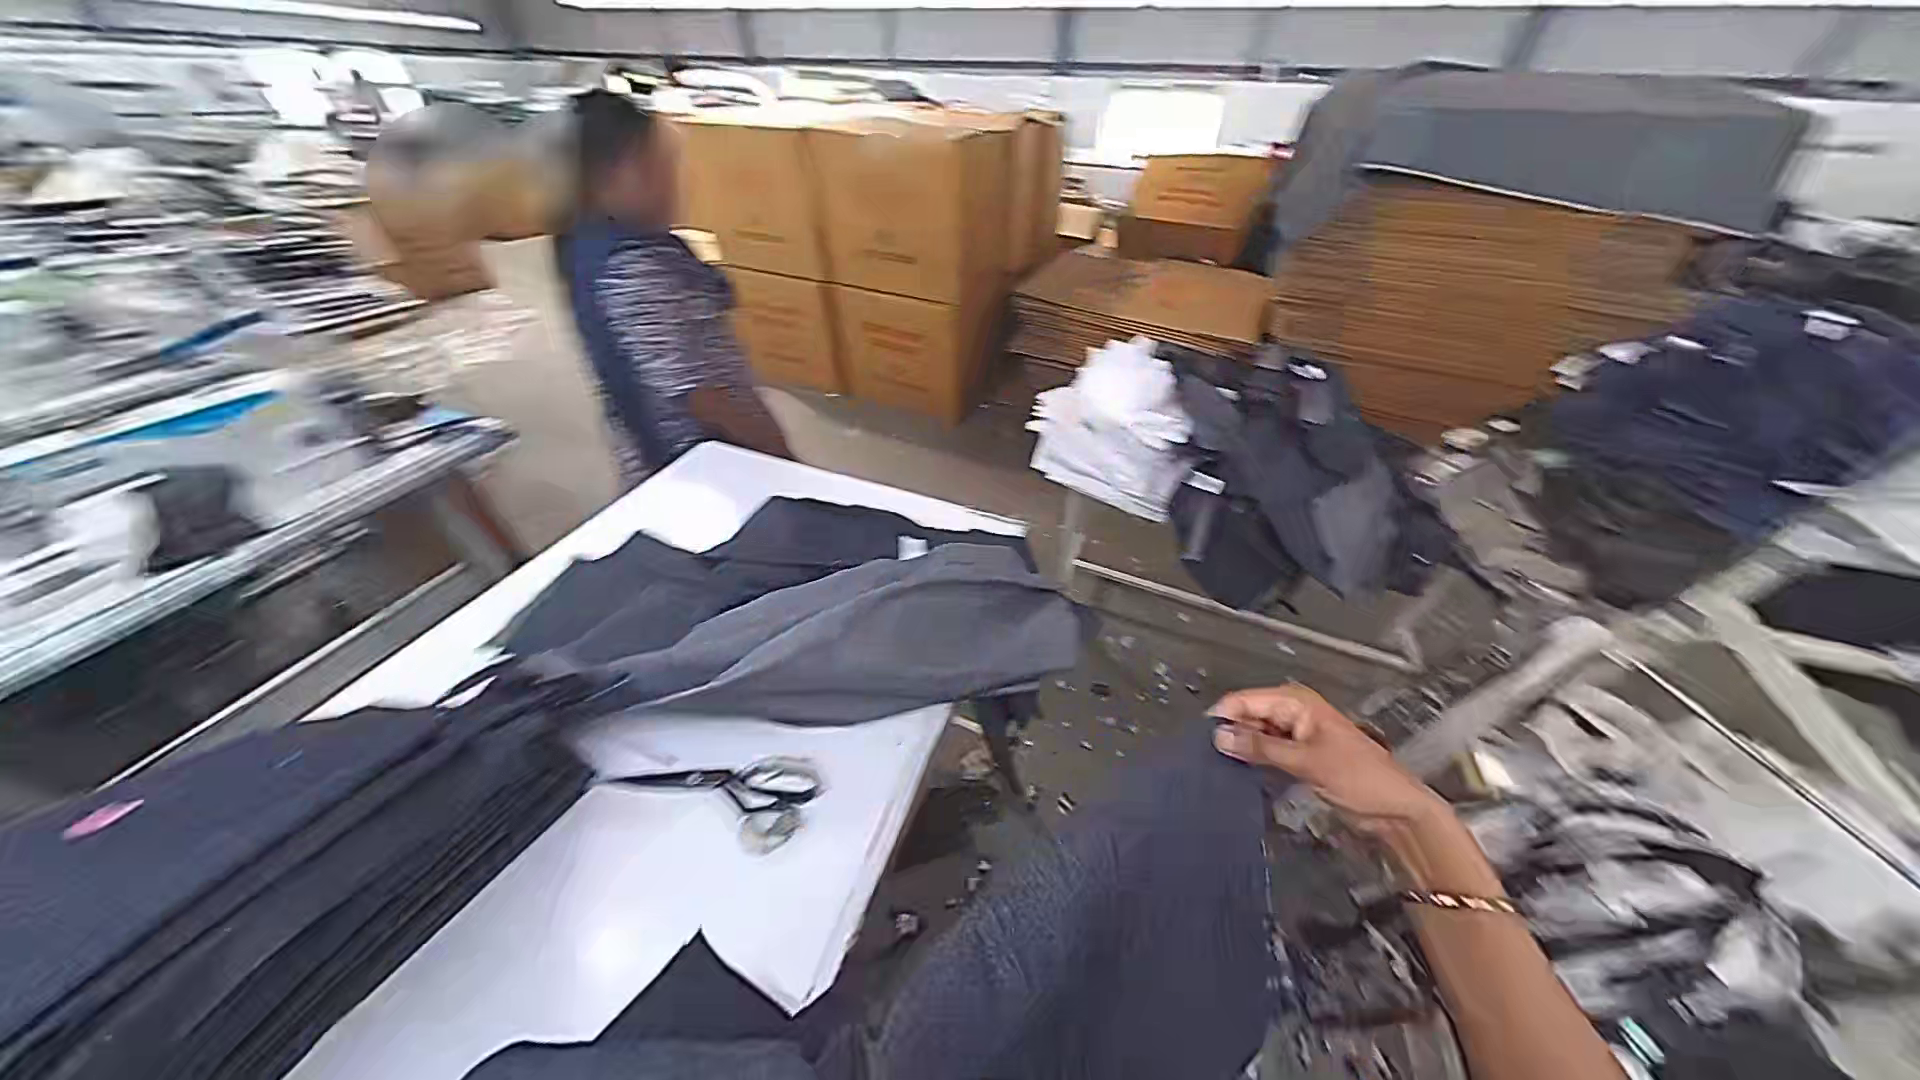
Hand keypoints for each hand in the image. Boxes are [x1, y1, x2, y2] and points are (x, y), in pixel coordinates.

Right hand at [1210, 684, 1446, 830]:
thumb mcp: (1305, 761)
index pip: (1244, 700)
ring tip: (1220, 763)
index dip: (1223, 717)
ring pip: (1253, 733)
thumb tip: (1219, 737)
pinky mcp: (1296, 754)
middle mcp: (1292, 712)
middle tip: (1210, 755)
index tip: (1203, 738)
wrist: (1398, 812)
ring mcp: (1294, 733)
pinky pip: (1265, 749)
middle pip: (1247, 715)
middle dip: (1230, 732)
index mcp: (1296, 702)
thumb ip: (1259, 748)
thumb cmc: (1359, 778)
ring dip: (1241, 746)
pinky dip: (1254, 757)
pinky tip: (1241, 769)